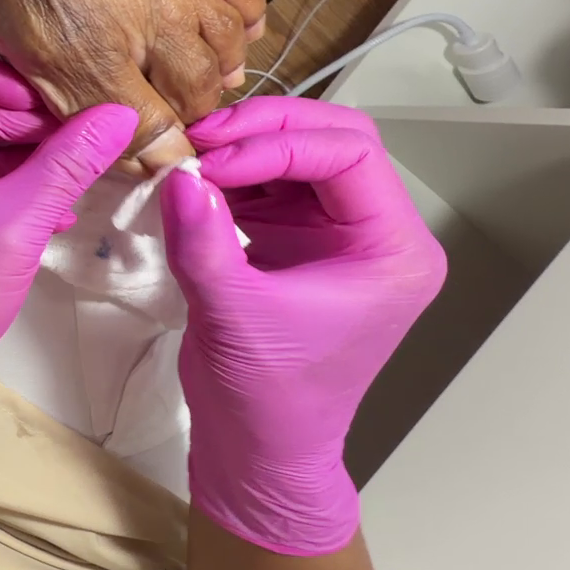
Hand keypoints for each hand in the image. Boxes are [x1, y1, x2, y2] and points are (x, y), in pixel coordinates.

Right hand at [159, 97, 446, 554]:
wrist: (260, 442)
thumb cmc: (268, 393)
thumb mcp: (231, 313)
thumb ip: (203, 240)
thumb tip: (178, 175)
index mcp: (391, 250)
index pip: (348, 157)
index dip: (275, 145)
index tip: (209, 164)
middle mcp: (373, 233)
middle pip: (335, 140)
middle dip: (266, 127)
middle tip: (200, 135)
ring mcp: (333, 235)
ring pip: (301, 155)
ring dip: (245, 146)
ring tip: (190, 154)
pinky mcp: (295, 242)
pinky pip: (269, 185)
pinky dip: (231, 174)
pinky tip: (194, 183)